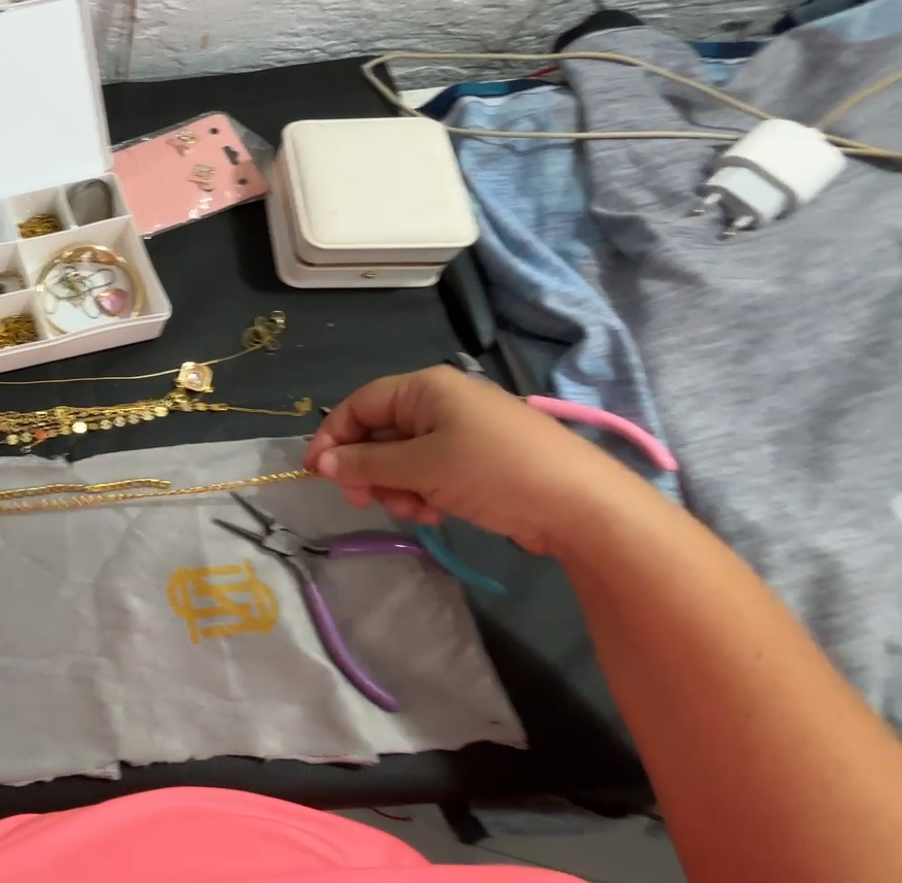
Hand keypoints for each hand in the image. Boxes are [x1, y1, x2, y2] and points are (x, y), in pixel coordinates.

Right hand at [303, 366, 649, 555]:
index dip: (333, 436)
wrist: (584, 507)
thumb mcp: (420, 466)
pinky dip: (422, 491)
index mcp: (426, 388)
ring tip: (412, 510)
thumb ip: (365, 463)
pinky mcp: (479, 461)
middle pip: (380, 432)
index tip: (317, 472)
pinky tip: (434, 512)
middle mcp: (441, 403)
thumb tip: (322, 463)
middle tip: (361, 500)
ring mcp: (463, 432)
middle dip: (367, 467)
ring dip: (395, 485)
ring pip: (403, 456)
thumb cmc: (494, 471)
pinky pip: (430, 470)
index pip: (359, 404)